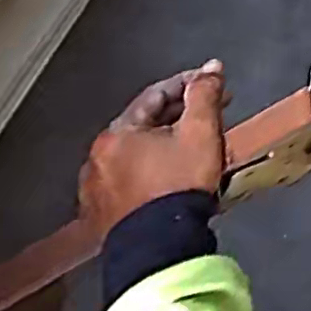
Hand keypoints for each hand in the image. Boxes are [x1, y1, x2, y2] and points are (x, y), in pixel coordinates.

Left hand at [78, 60, 227, 236]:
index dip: (189, 82)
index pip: (156, 94)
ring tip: (199, 140)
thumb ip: (205, 92)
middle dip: (182, 112)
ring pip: (138, 149)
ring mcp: (96, 188)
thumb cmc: (181, 180)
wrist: (159, 243)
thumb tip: (210, 67)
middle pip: (145, 121)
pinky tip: (176, 168)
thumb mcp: (202, 129)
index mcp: (117, 134)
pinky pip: (131, 173)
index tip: (215, 82)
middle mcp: (97, 158)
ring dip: (168, 138)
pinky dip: (154, 163)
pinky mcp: (102, 211)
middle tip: (214, 110)